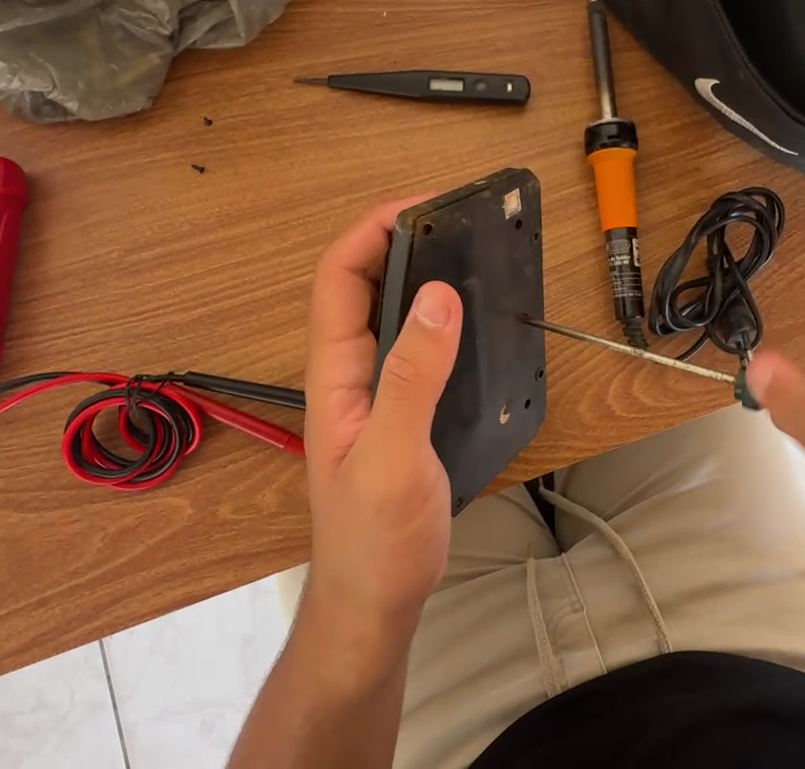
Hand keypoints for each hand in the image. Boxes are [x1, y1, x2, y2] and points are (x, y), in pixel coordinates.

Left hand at [302, 198, 462, 632]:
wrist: (376, 598)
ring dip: (418, 271)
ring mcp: (374, 388)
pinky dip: (438, 314)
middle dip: (399, 239)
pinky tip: (471, 313)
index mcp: (333, 372)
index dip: (371, 230)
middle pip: (361, 283)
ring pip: (388, 310)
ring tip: (468, 249)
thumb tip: (440, 297)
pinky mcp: (400, 407)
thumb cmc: (376, 536)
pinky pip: (415, 343)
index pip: (338, 278)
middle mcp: (348, 370)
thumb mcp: (392, 456)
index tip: (423, 206)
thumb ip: (412, 378)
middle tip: (456, 218)